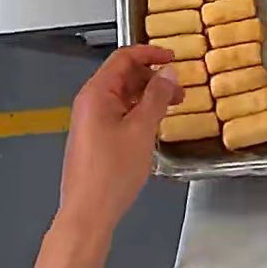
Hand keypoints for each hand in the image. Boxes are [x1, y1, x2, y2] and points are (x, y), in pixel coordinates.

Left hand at [54, 45, 179, 241]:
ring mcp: (91, 120)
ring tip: (172, 106)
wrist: (88, 214)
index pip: (123, 58)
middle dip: (153, 78)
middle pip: (123, 75)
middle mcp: (90, 102)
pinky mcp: (95, 137)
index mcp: (96, 93)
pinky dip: (139, 111)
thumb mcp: (141, 129)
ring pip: (123, 95)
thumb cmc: (112, 172)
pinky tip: (154, 123)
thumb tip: (168, 73)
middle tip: (178, 89)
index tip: (172, 57)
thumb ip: (156, 97)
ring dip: (148, 95)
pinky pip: (120, 112)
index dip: (150, 53)